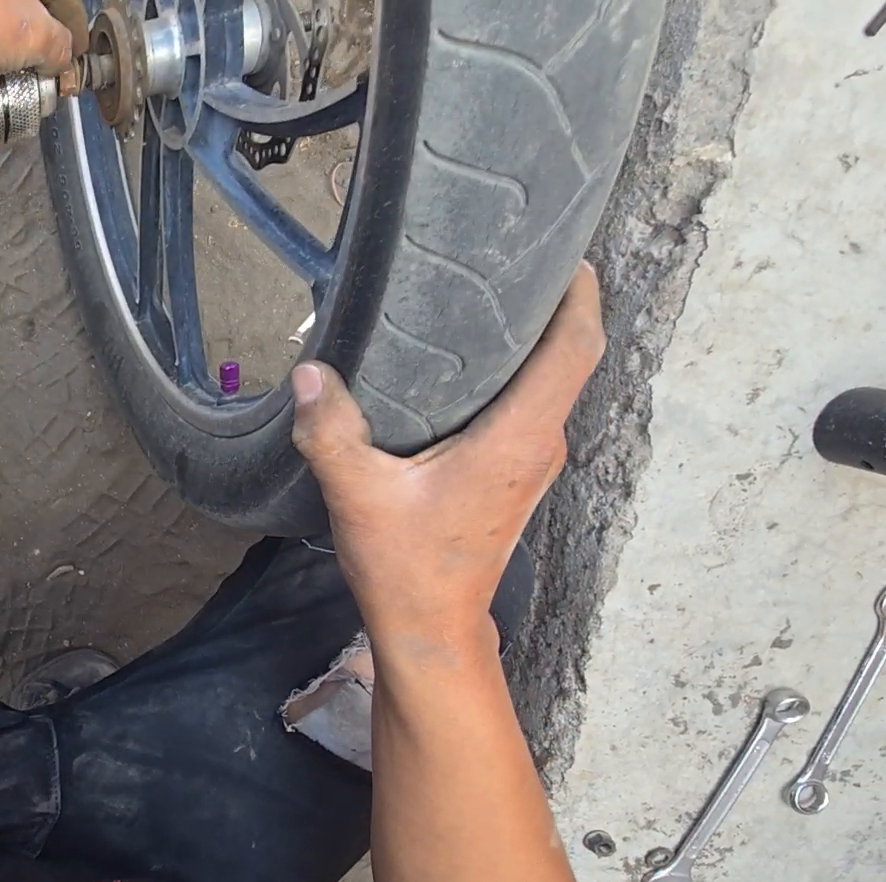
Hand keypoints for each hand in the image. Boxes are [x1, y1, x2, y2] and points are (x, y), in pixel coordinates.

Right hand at [290, 265, 605, 648]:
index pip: (574, 349)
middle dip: (546, 312)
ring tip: (474, 315)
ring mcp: (532, 467)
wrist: (429, 623)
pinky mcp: (512, 481)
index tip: (559, 254)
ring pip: (545, 389)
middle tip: (497, 273)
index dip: (577, 296)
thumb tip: (308, 372)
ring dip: (524, 350)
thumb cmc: (404, 561)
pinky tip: (458, 380)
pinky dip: (507, 384)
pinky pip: (524, 414)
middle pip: (565, 362)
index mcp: (518, 438)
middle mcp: (540, 445)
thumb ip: (331, 431)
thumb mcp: (357, 492)